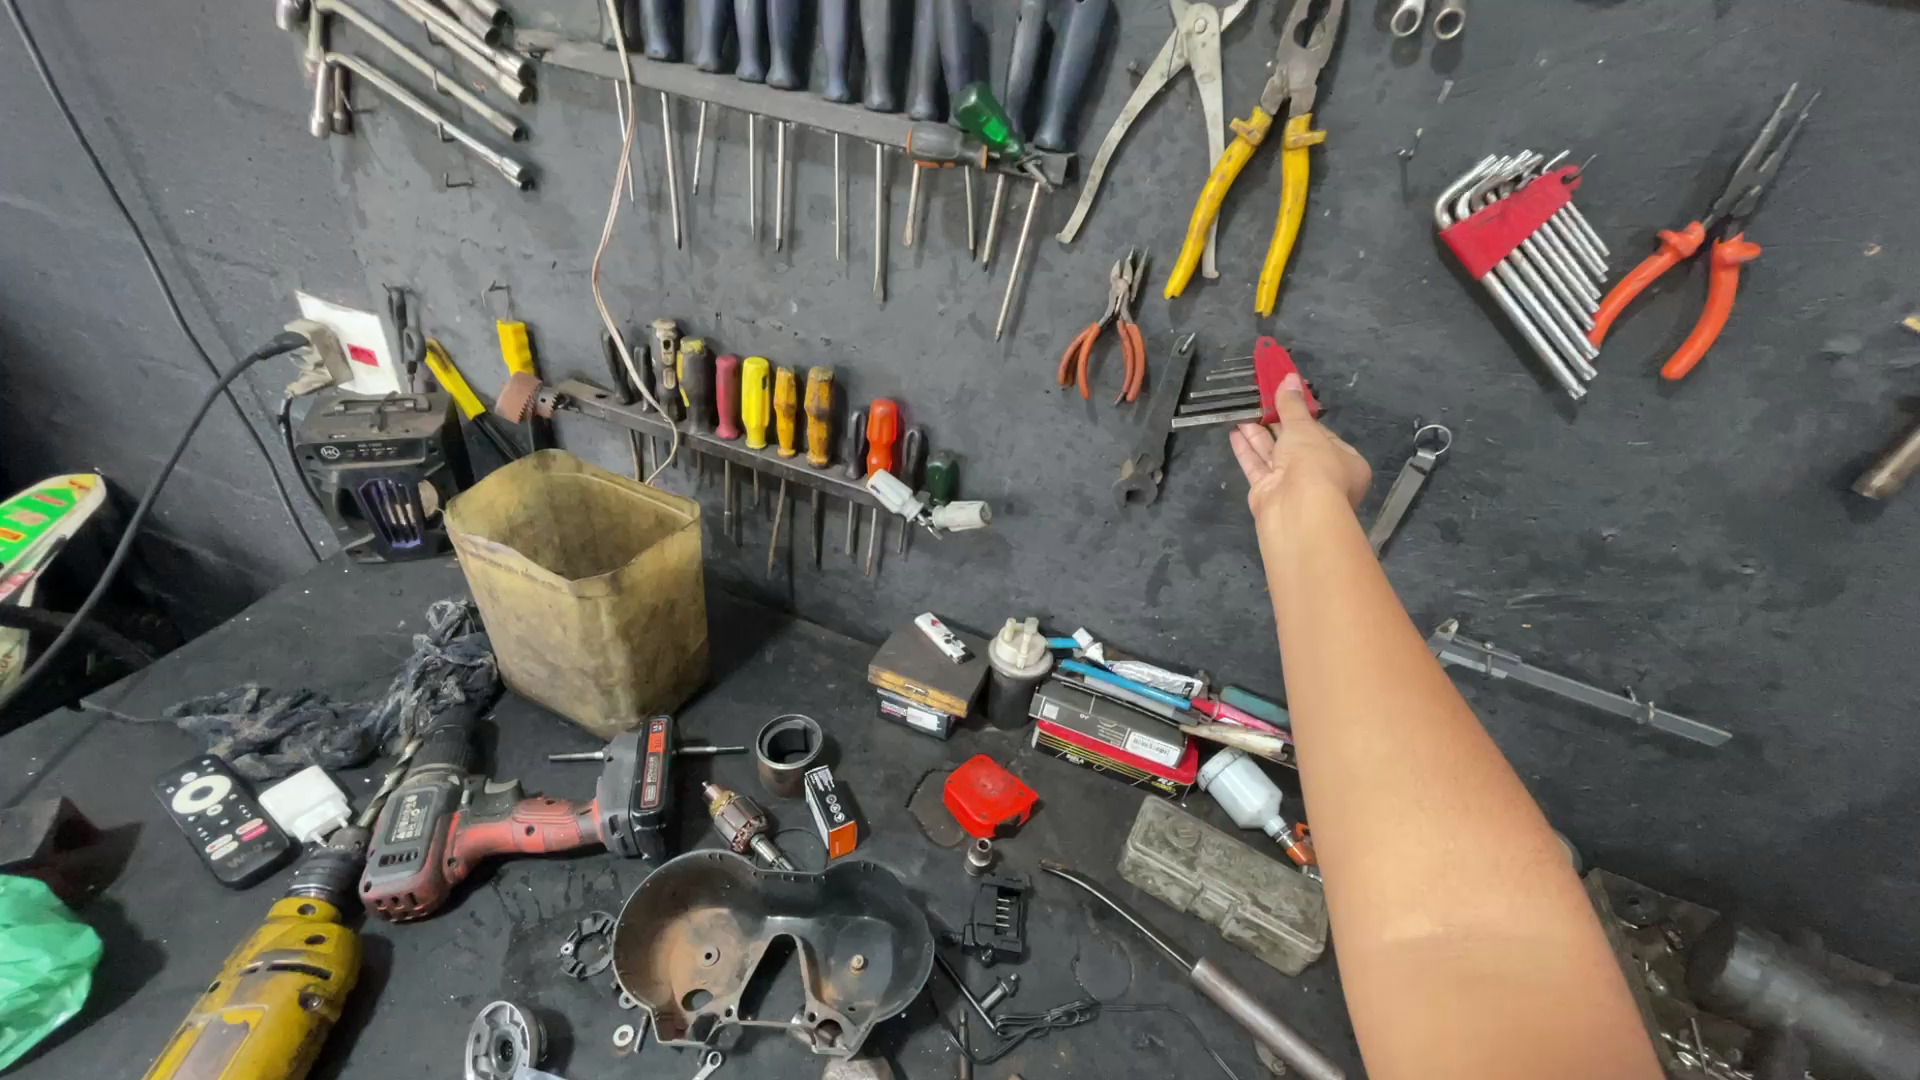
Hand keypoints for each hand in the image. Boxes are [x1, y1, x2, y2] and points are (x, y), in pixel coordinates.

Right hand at [1229, 373, 1370, 520]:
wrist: (1297, 508)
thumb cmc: (1315, 464)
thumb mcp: (1305, 428)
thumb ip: (1292, 405)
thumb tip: (1289, 378)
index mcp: (1345, 461)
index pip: (1321, 434)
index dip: (1302, 417)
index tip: (1285, 401)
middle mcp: (1320, 475)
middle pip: (1295, 445)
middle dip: (1276, 425)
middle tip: (1260, 404)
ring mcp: (1293, 486)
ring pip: (1274, 456)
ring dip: (1258, 435)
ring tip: (1243, 414)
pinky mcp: (1268, 494)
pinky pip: (1257, 468)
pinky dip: (1247, 451)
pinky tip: (1235, 433)